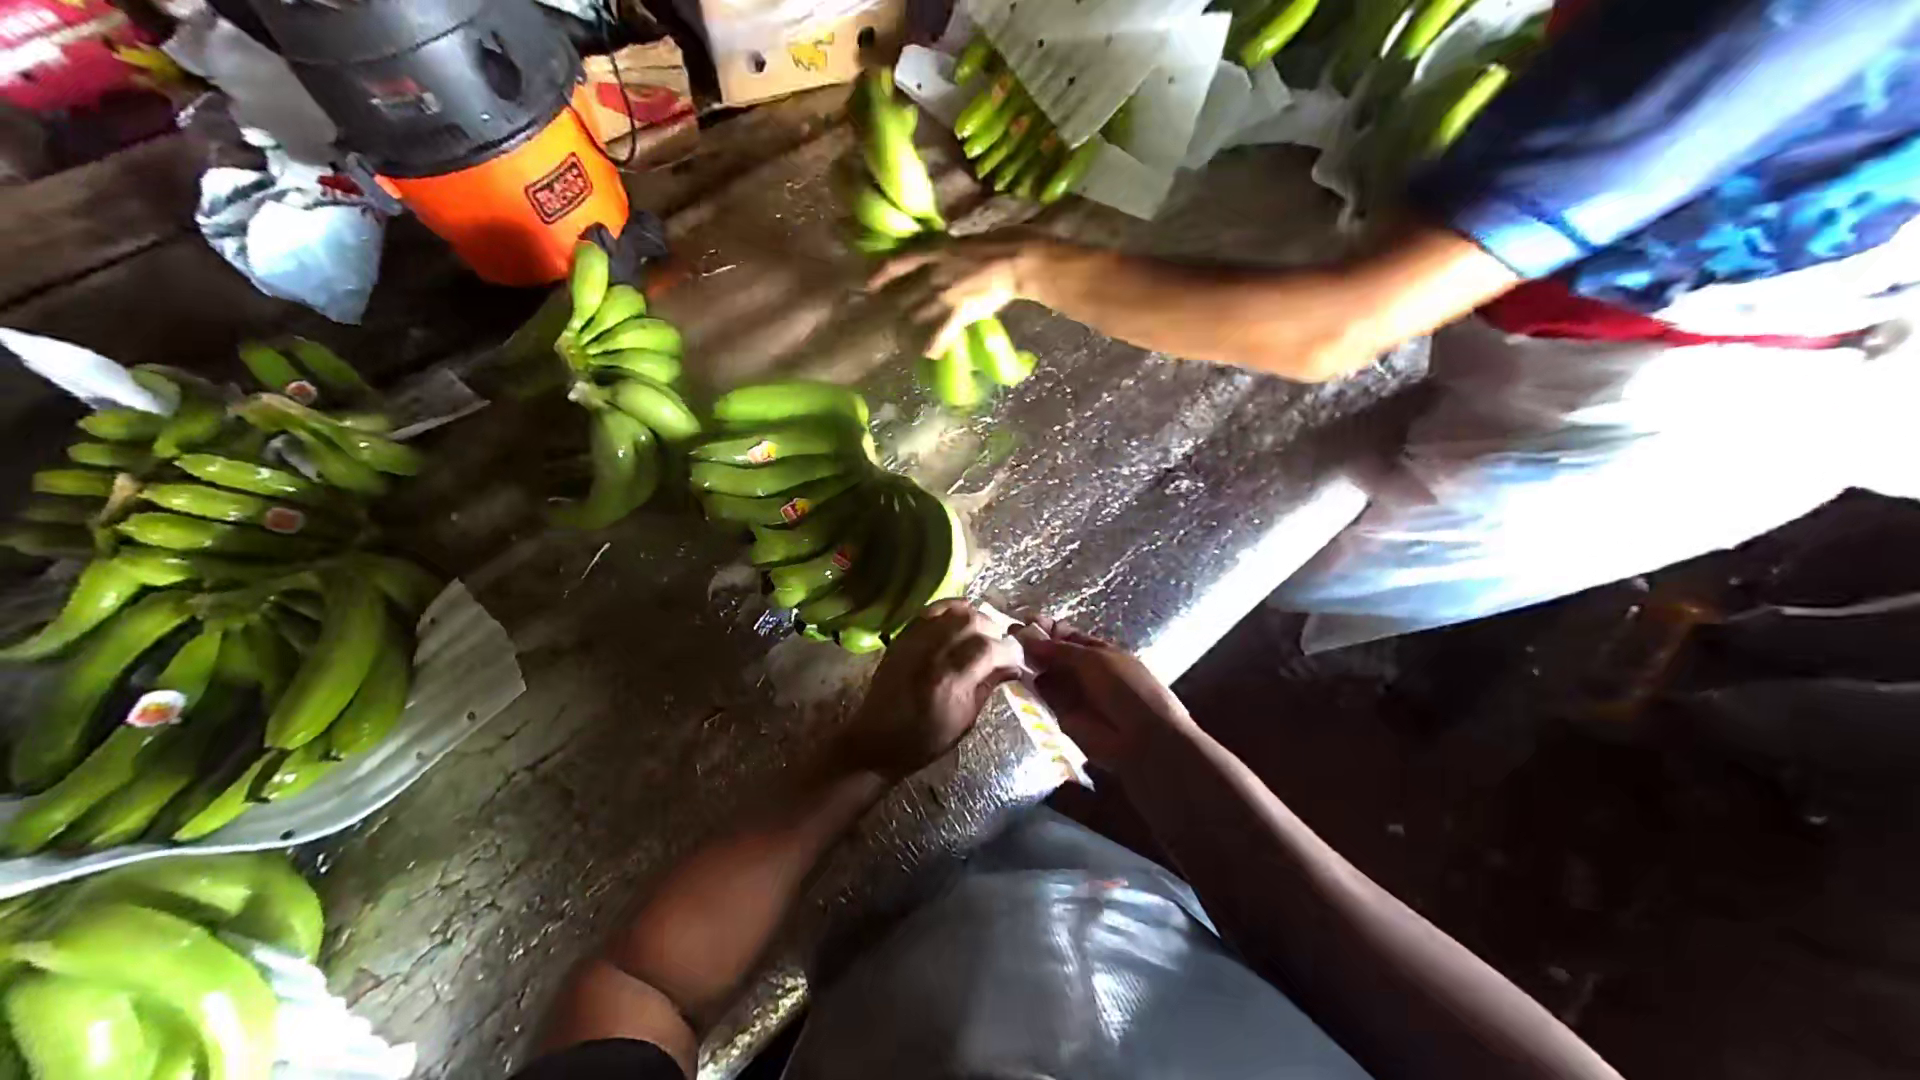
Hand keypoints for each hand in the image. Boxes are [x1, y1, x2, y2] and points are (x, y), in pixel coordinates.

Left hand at [840, 599, 1024, 779]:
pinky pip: (932, 610)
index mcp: (951, 681)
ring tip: (982, 634)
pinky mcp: (904, 636)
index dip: (1009, 650)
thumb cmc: (925, 740)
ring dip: (976, 618)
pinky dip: (952, 609)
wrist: (877, 741)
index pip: (989, 648)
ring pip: (955, 611)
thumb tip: (1012, 666)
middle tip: (1000, 646)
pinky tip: (962, 619)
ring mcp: (916, 641)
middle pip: (974, 621)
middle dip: (994, 631)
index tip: (1016, 660)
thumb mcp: (966, 721)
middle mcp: (933, 654)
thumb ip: (989, 686)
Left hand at [868, 232, 1061, 357]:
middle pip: (905, 295)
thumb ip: (955, 252)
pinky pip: (941, 333)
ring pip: (918, 316)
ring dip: (913, 330)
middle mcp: (934, 273)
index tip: (869, 286)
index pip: (900, 263)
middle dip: (897, 310)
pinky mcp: (960, 312)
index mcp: (936, 251)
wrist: (1019, 259)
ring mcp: (945, 294)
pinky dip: (934, 345)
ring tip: (909, 342)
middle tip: (893, 323)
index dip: (882, 275)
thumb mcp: (970, 240)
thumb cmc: (1004, 242)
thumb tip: (954, 257)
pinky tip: (931, 355)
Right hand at [1012, 617, 1197, 773]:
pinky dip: (1028, 685)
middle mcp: (1083, 669)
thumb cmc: (1125, 689)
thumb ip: (1060, 650)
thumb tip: (1028, 638)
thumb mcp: (1094, 659)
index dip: (1047, 628)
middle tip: (1009, 633)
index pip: (1066, 636)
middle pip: (1052, 653)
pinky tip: (1013, 673)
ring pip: (1044, 673)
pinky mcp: (1061, 714)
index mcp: (1097, 651)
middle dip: (1032, 643)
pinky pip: (1042, 696)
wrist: (1143, 739)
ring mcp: (1072, 692)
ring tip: (1006, 651)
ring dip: (1028, 662)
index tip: (1025, 620)